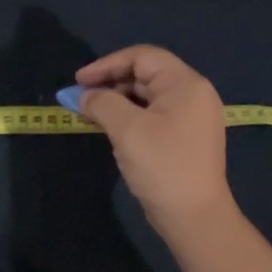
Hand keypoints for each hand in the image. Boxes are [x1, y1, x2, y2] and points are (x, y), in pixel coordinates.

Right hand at [74, 45, 233, 234]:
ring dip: (116, 102)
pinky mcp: (183, 138)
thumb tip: (83, 96)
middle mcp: (193, 95)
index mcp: (185, 84)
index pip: (143, 57)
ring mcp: (190, 118)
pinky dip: (128, 117)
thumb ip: (102, 104)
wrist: (193, 214)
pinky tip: (109, 129)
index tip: (78, 81)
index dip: (107, 64)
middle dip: (110, 83)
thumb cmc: (162, 165)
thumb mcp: (127, 129)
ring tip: (89, 114)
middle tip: (80, 99)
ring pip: (147, 97)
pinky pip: (152, 116)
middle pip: (146, 75)